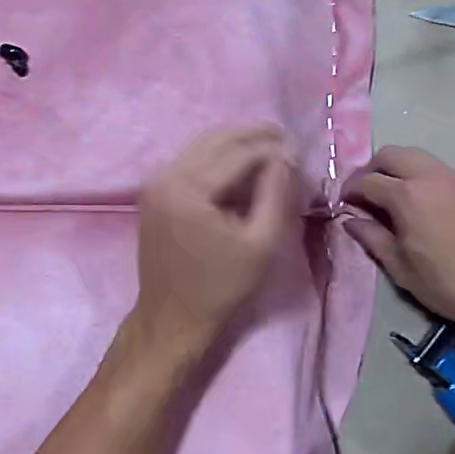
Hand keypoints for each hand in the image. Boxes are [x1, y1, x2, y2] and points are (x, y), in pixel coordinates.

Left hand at [131, 125, 298, 358]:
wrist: (171, 318)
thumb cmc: (220, 287)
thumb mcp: (261, 243)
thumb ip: (275, 193)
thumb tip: (286, 156)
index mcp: (188, 187)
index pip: (239, 152)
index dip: (274, 148)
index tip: (300, 149)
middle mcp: (166, 174)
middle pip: (217, 139)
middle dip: (255, 135)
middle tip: (287, 138)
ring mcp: (155, 181)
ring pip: (203, 145)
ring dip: (237, 143)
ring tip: (271, 148)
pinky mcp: (154, 191)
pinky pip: (191, 160)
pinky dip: (218, 157)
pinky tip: (243, 165)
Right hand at [341, 146, 454, 341]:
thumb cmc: (451, 286)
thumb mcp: (402, 269)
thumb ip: (372, 238)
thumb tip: (350, 220)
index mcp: (407, 196)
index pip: (367, 180)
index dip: (350, 190)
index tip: (343, 205)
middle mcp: (431, 177)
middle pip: (391, 154)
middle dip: (372, 169)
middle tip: (365, 194)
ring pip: (418, 157)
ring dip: (398, 169)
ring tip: (392, 197)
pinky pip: (440, 170)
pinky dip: (422, 177)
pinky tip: (424, 204)